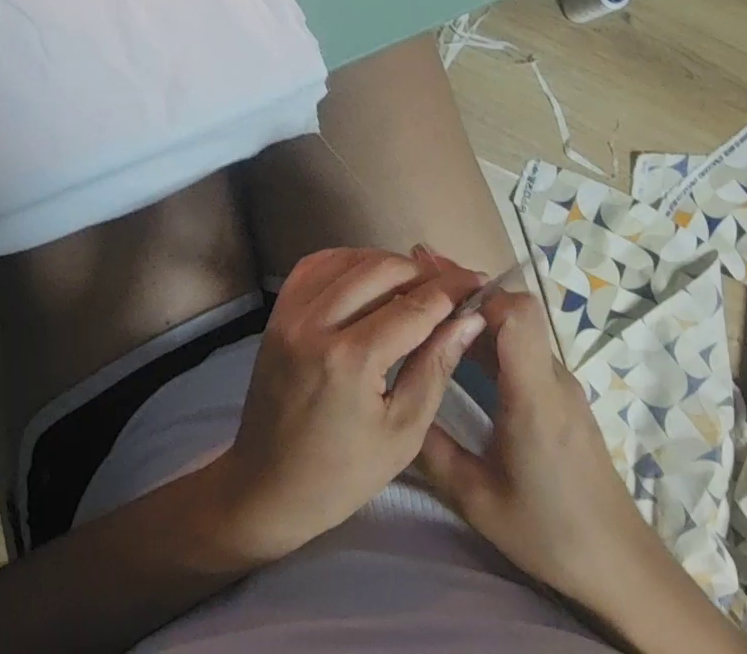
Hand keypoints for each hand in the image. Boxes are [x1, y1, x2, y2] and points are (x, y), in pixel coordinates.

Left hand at [213, 247, 485, 558]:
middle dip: (424, 273)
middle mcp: (316, 324)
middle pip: (382, 269)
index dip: (453, 289)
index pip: (415, 305)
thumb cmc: (342, 474)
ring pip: (349, 260)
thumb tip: (471, 318)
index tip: (479, 283)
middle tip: (451, 287)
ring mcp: (290, 315)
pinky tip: (369, 280)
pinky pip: (315, 267)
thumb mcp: (403, 432)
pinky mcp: (276, 316)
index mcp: (351, 360)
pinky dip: (347, 263)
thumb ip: (437, 366)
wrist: (267, 486)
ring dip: (387, 265)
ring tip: (415, 286)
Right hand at [417, 288, 645, 607]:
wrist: (618, 564)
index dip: (475, 296)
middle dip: (466, 299)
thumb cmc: (548, 532)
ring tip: (429, 321)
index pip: (517, 313)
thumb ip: (432, 448)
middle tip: (417, 295)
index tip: (433, 302)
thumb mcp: (475, 498)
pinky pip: (524, 355)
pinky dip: (490, 346)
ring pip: (519, 332)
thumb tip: (394, 405)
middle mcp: (553, 380)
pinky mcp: (562, 402)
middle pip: (516, 314)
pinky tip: (459, 360)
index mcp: (534, 396)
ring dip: (476, 322)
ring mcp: (562, 389)